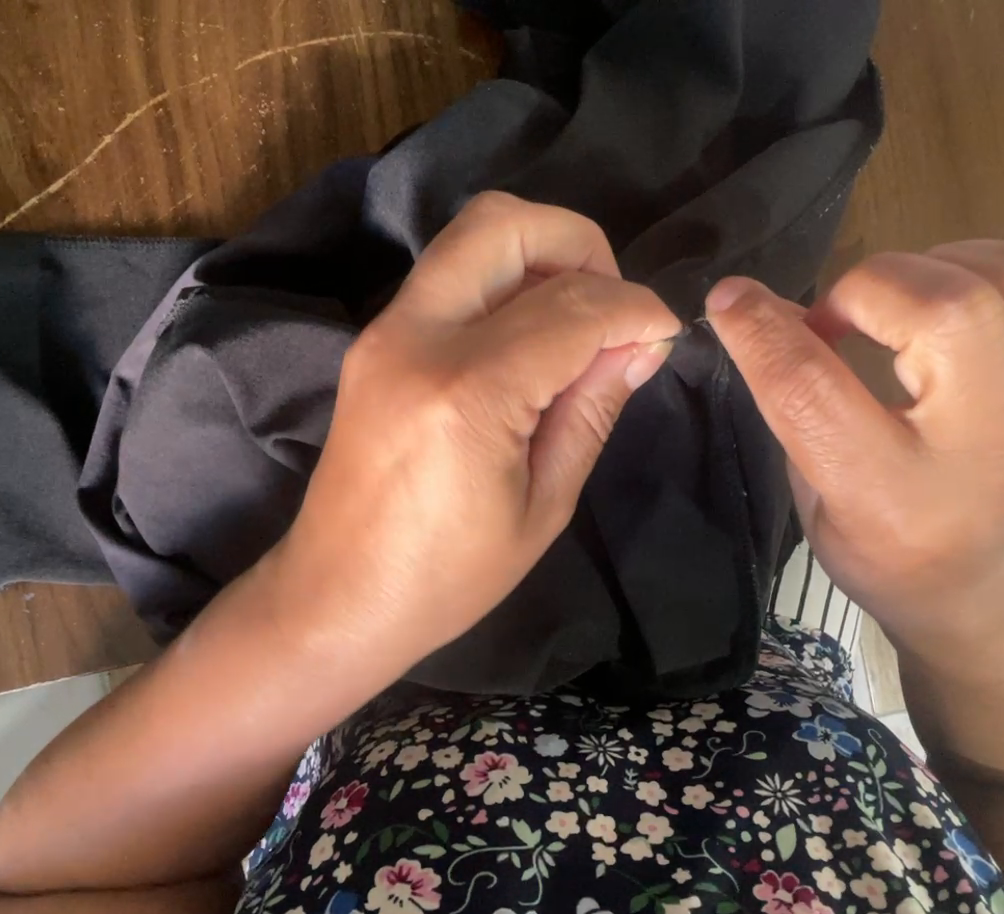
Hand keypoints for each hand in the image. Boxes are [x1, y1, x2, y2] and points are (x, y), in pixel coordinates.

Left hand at [265, 192, 680, 674]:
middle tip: (613, 308)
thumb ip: (592, 410)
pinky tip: (529, 338)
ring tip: (576, 318)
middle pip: (506, 224)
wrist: (338, 598)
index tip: (665, 333)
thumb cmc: (449, 577)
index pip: (573, 308)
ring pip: (470, 237)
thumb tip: (641, 345)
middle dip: (582, 246)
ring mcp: (384, 333)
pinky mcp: (372, 343)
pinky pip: (448, 277)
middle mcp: (418, 338)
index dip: (635, 310)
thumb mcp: (544, 506)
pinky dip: (501, 282)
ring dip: (538, 253)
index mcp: (469, 392)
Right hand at [704, 241, 1003, 658]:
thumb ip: (790, 403)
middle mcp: (983, 449)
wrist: (973, 590)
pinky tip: (963, 307)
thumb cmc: (874, 553)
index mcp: (889, 494)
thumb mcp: (809, 498)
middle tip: (837, 320)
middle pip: (947, 309)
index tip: (729, 302)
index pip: (815, 392)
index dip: (762, 334)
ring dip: (941, 265)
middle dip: (867, 286)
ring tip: (901, 302)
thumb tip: (757, 308)